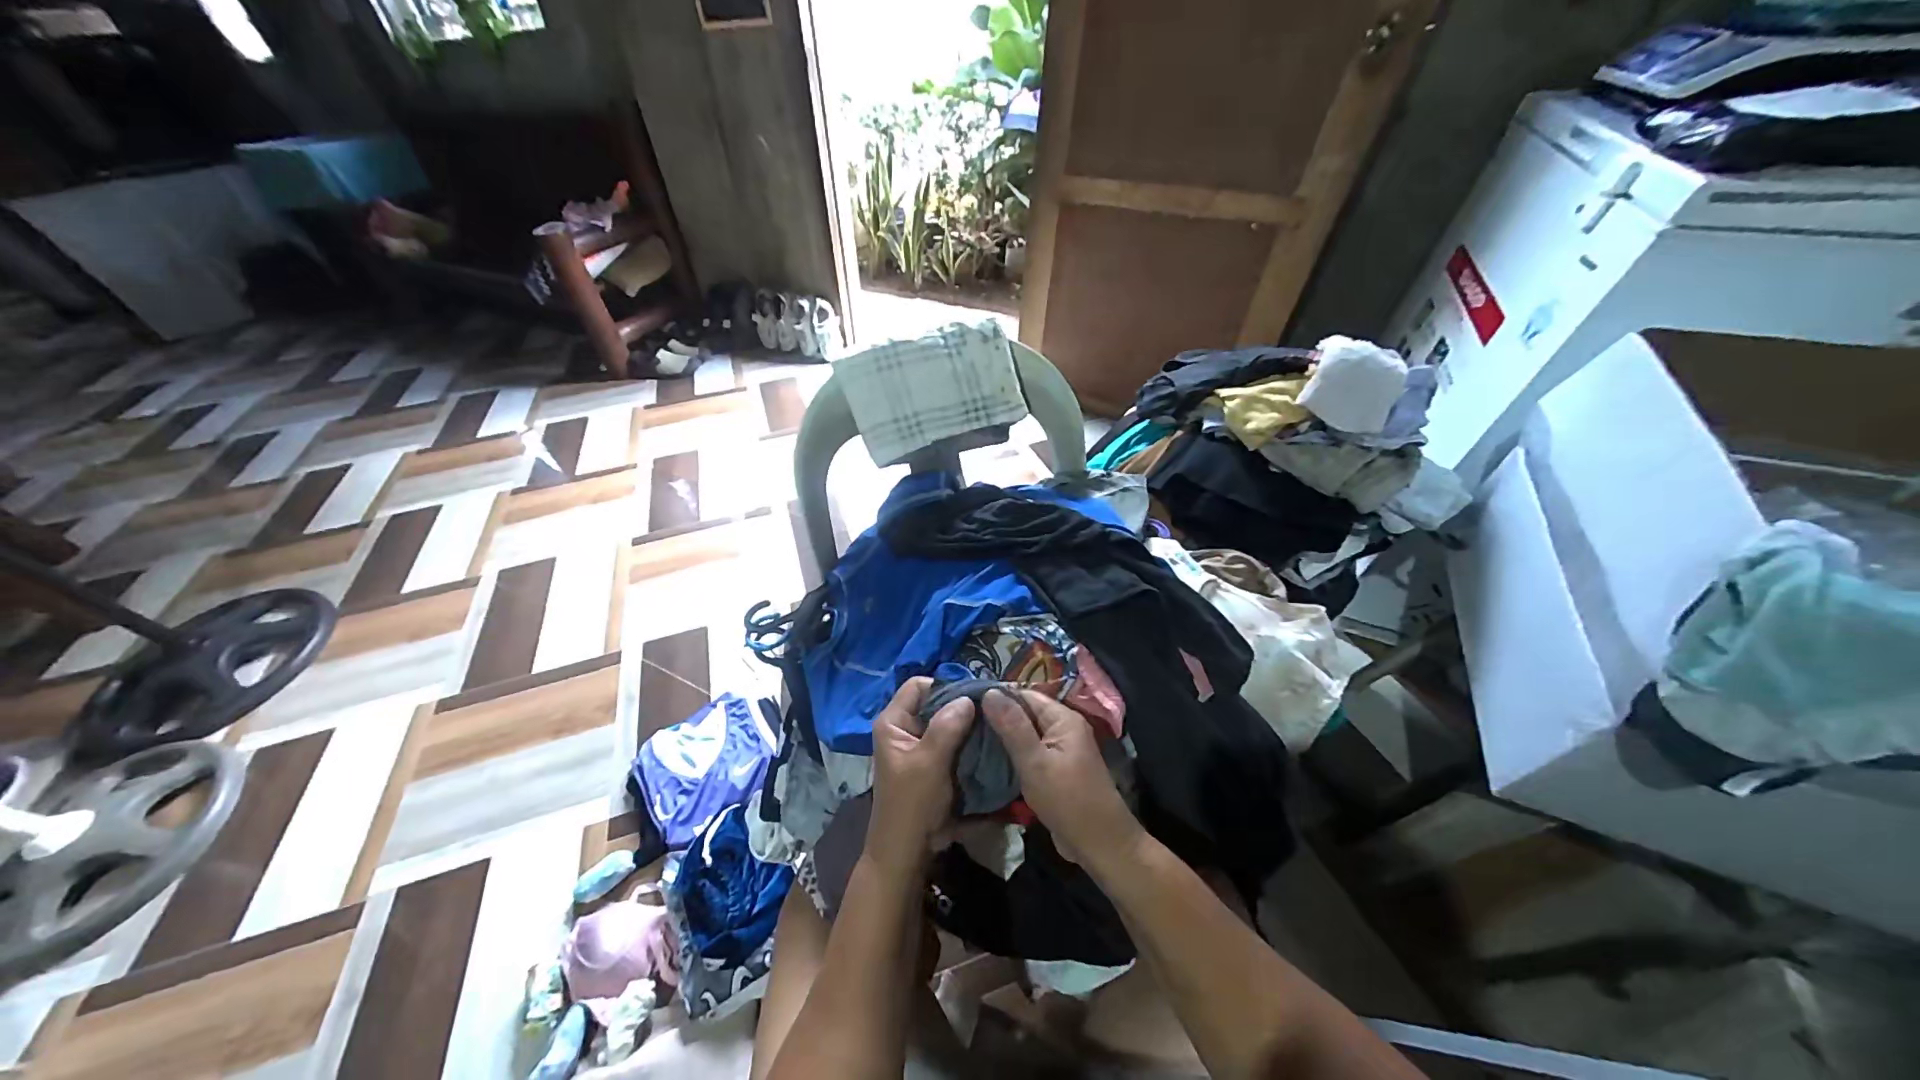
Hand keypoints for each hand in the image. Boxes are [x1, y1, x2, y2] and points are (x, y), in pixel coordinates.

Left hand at [866, 677, 974, 872]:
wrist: (907, 850)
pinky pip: (952, 742)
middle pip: (935, 702)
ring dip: (968, 725)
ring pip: (947, 722)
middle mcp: (903, 728)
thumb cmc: (912, 803)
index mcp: (893, 722)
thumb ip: (947, 726)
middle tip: (992, 710)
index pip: (918, 685)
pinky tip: (988, 743)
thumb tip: (969, 698)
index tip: (975, 695)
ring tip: (994, 725)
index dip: (945, 686)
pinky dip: (968, 741)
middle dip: (962, 705)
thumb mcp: (929, 762)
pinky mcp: (933, 762)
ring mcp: (918, 746)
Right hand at [982, 688, 1143, 871]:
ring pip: (1024, 735)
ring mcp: (1060, 749)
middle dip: (996, 719)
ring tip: (967, 741)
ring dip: (1001, 739)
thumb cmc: (1068, 800)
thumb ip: (1012, 726)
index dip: (995, 698)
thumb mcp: (1034, 762)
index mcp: (1063, 718)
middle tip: (962, 727)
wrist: (1099, 844)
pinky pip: (1028, 753)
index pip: (1023, 695)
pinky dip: (1010, 755)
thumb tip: (989, 691)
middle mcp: (1063, 728)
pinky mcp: (1055, 769)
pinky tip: (986, 761)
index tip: (964, 707)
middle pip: (1023, 713)